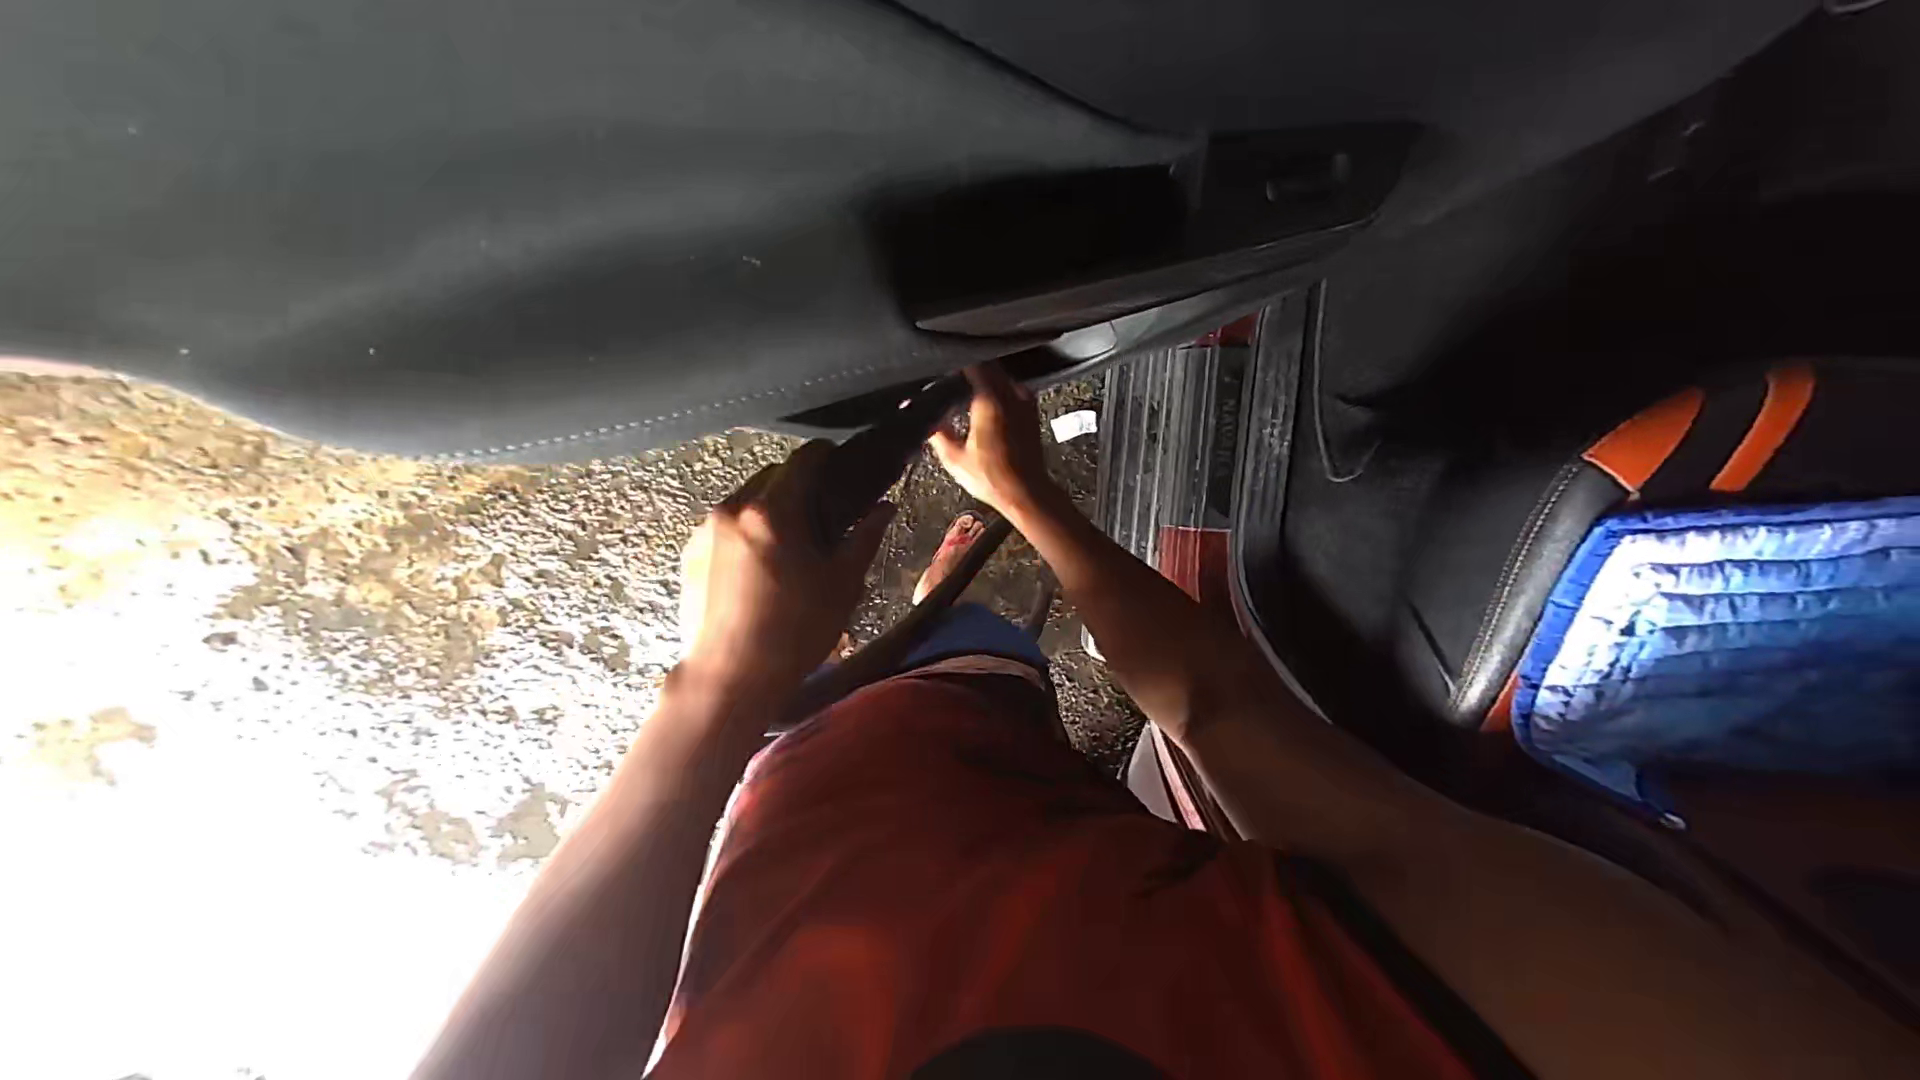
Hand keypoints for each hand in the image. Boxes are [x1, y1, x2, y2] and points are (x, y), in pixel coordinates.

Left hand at [677, 440, 893, 689]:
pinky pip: (723, 526)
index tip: (838, 459)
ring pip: (743, 499)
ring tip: (787, 538)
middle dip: (796, 482)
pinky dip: (744, 529)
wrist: (730, 678)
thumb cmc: (795, 631)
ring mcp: (704, 532)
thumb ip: (864, 538)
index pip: (802, 460)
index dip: (825, 454)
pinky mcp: (689, 555)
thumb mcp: (842, 584)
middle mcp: (732, 509)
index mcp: (773, 511)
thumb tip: (885, 508)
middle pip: (770, 476)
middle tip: (819, 507)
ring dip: (768, 505)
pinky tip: (758, 563)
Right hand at [929, 364, 1059, 517]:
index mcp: (990, 400)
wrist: (1025, 493)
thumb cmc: (992, 478)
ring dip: (985, 380)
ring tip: (965, 393)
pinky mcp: (1031, 411)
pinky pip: (1012, 389)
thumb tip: (925, 418)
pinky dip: (998, 392)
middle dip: (970, 369)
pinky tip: (985, 408)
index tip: (943, 365)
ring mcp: (1024, 401)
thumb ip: (937, 432)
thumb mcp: (954, 458)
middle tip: (950, 379)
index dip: (956, 361)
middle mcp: (1010, 394)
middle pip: (989, 366)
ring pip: (1001, 376)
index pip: (973, 363)